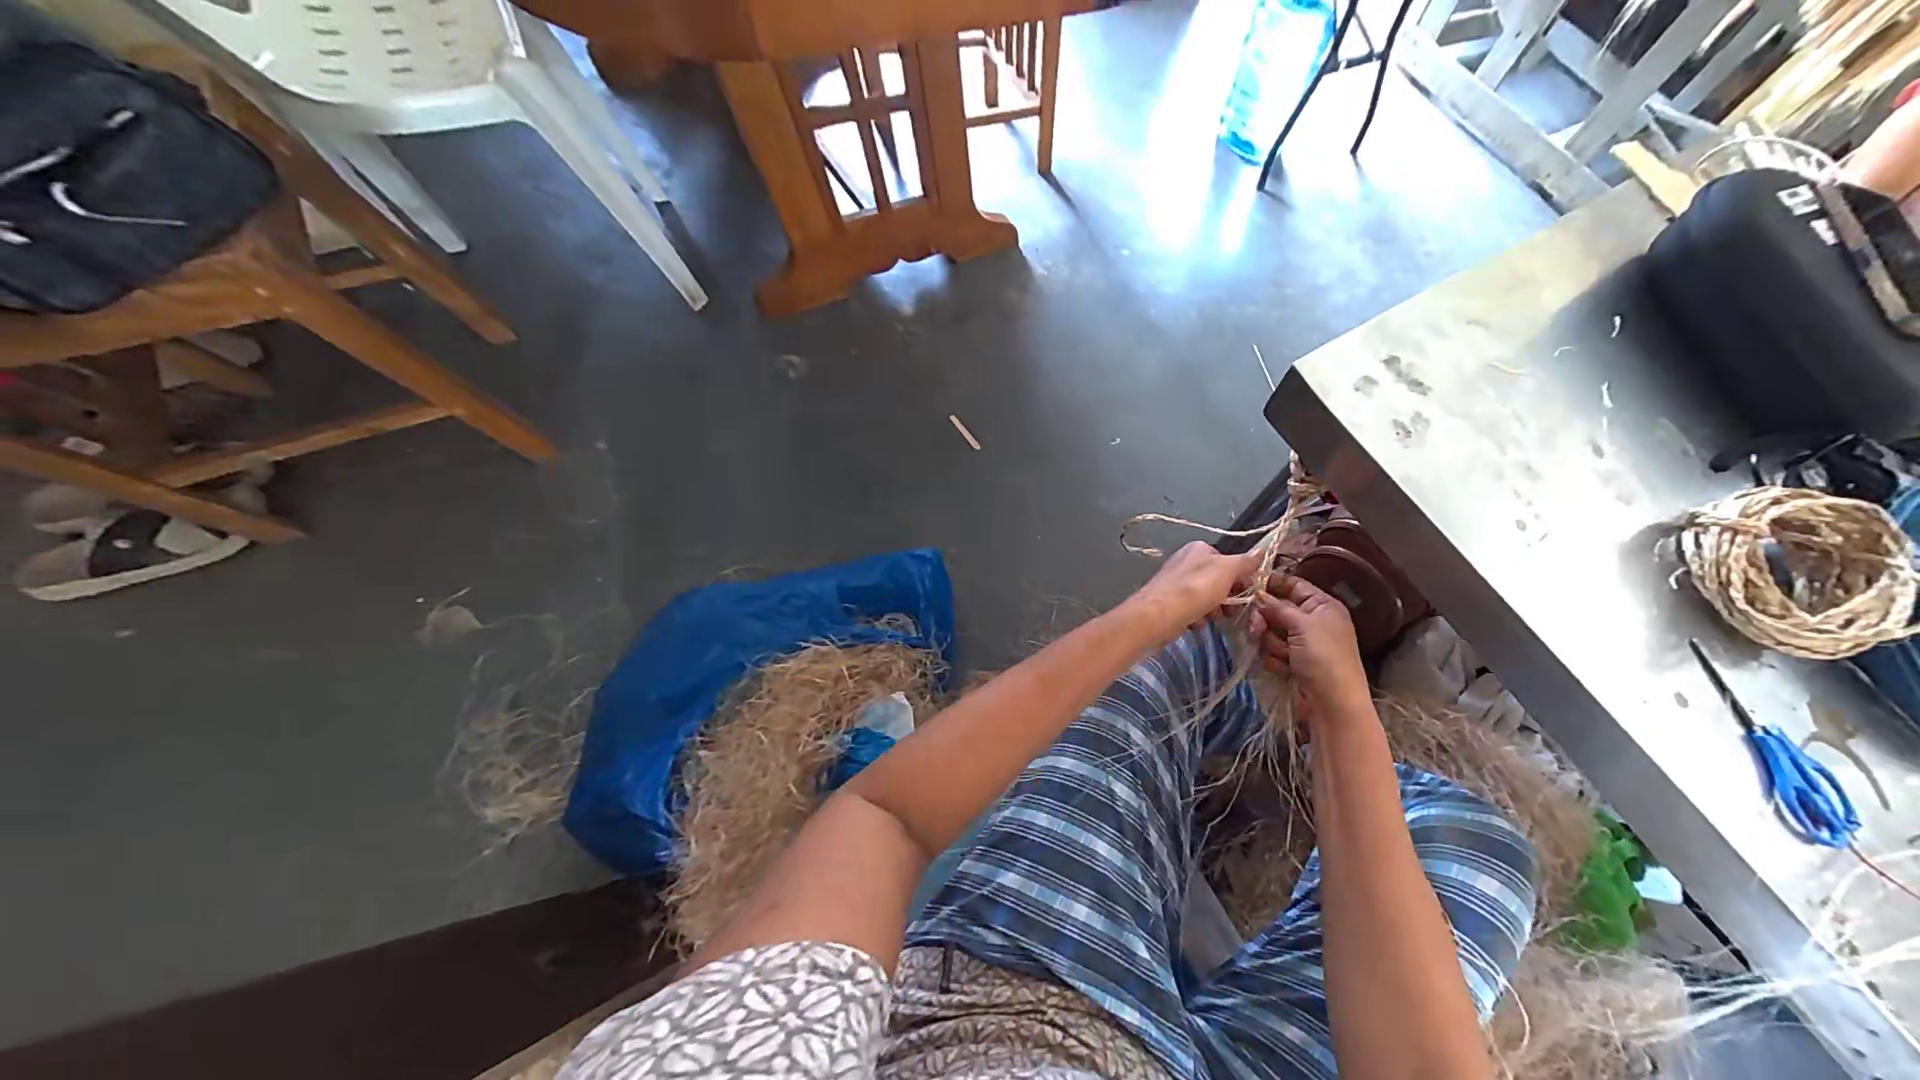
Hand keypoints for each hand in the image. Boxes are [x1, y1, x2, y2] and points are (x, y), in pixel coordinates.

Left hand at [1127, 542, 1262, 637]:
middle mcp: (1186, 562)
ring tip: (1211, 618)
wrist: (1157, 616)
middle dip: (1227, 597)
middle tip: (1230, 611)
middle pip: (1218, 581)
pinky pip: (1192, 610)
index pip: (1229, 562)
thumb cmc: (1194, 589)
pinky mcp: (1169, 603)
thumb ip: (1244, 562)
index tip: (1249, 593)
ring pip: (1206, 598)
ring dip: (1213, 610)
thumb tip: (1261, 551)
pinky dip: (1197, 618)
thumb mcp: (1226, 570)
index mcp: (1199, 549)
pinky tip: (1196, 623)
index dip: (1241, 578)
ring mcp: (1175, 582)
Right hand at [1251, 576, 1371, 720]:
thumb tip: (1258, 594)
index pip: (1293, 585)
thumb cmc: (1324, 657)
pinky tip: (1284, 669)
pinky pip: (1271, 650)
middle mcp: (1311, 620)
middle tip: (1256, 629)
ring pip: (1270, 630)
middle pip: (1276, 608)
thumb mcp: (1303, 625)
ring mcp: (1301, 642)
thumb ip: (1277, 607)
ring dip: (1271, 643)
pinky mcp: (1292, 660)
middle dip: (1266, 620)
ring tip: (1283, 656)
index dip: (1271, 583)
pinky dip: (1274, 659)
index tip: (1246, 585)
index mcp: (1322, 606)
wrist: (1332, 702)